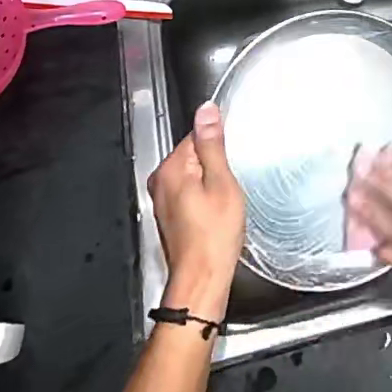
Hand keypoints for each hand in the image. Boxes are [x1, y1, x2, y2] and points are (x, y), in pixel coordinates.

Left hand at [148, 102, 244, 319]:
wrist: (201, 281)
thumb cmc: (214, 235)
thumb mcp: (222, 182)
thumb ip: (212, 144)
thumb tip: (206, 110)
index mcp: (171, 167)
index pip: (197, 135)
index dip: (219, 148)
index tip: (230, 165)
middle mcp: (161, 180)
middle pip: (194, 154)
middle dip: (215, 166)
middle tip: (229, 188)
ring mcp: (162, 199)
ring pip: (193, 174)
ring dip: (210, 183)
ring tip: (224, 203)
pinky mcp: (169, 214)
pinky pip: (189, 192)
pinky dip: (203, 198)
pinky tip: (215, 214)